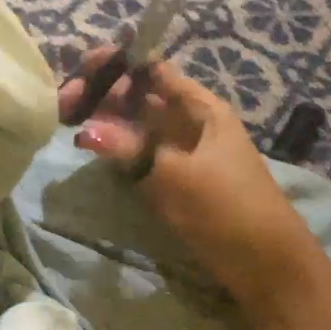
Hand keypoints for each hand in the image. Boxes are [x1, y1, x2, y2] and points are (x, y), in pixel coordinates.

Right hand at [59, 48, 330, 320]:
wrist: (266, 265)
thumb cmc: (227, 209)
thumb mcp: (174, 176)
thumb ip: (128, 149)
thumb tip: (83, 130)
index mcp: (200, 109)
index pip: (154, 71)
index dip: (120, 64)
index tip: (83, 68)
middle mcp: (188, 121)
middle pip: (138, 95)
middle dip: (101, 92)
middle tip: (64, 102)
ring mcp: (178, 150)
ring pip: (133, 122)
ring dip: (102, 117)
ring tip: (66, 118)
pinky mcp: (170, 176)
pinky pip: (135, 149)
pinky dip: (112, 143)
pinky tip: (88, 145)